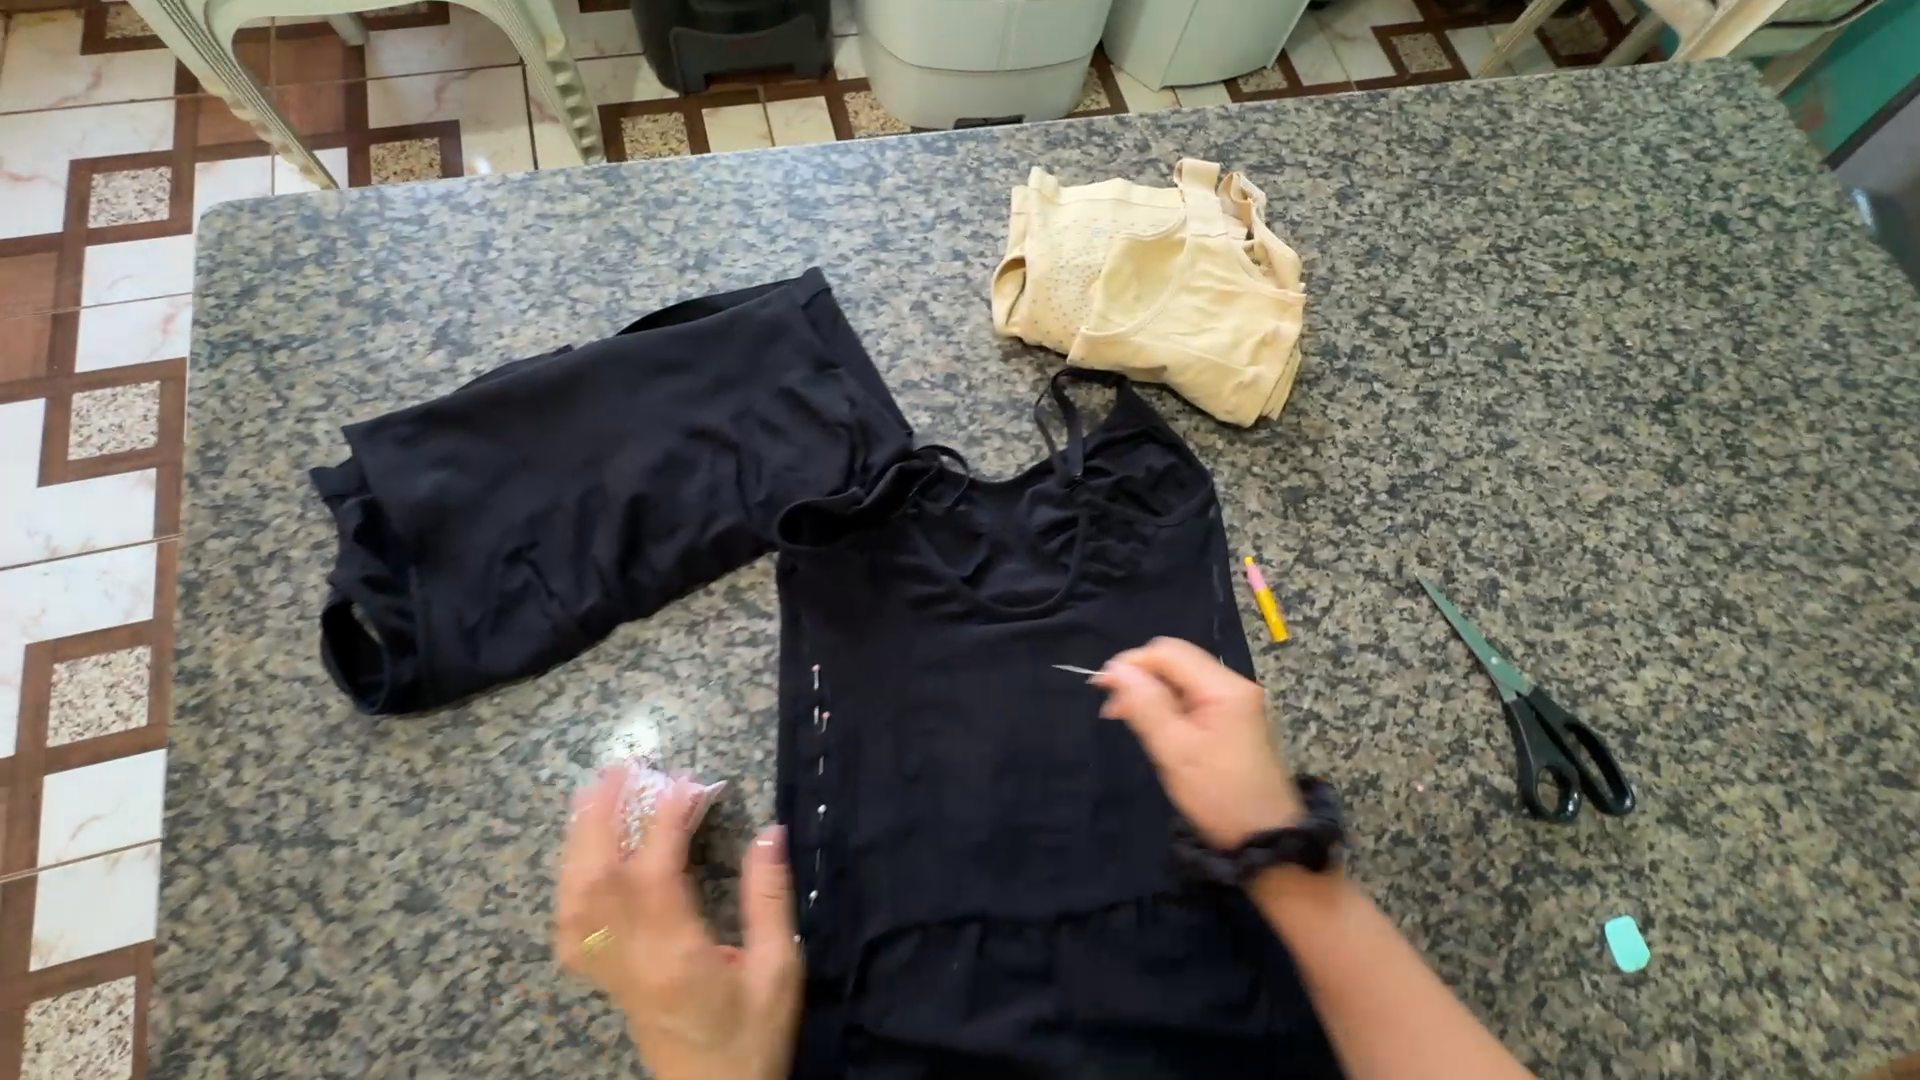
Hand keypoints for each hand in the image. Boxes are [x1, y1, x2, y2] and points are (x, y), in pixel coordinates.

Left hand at [555, 768, 801, 1079]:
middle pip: (596, 881)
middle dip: (601, 818)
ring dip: (578, 842)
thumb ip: (771, 901)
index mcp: (676, 957)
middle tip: (616, 769)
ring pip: (574, 902)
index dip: (665, 820)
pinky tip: (580, 860)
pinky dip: (569, 885)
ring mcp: (611, 974)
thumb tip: (770, 833)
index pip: (655, 874)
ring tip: (589, 796)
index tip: (684, 780)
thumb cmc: (754, 1036)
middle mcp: (631, 962)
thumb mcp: (780, 969)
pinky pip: (570, 931)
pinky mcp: (607, 982)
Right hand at [1095, 637, 1303, 848]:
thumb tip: (1113, 668)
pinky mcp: (1231, 720)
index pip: (1168, 652)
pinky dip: (1167, 707)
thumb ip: (1144, 704)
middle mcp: (1233, 685)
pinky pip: (1190, 699)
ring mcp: (1234, 702)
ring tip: (1126, 718)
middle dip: (1140, 678)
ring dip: (1151, 693)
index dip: (1132, 663)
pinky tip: (1152, 726)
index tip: (1102, 687)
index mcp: (1224, 687)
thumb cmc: (1218, 795)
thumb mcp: (1174, 750)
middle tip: (1113, 709)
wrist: (1264, 840)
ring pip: (1180, 680)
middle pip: (1175, 662)